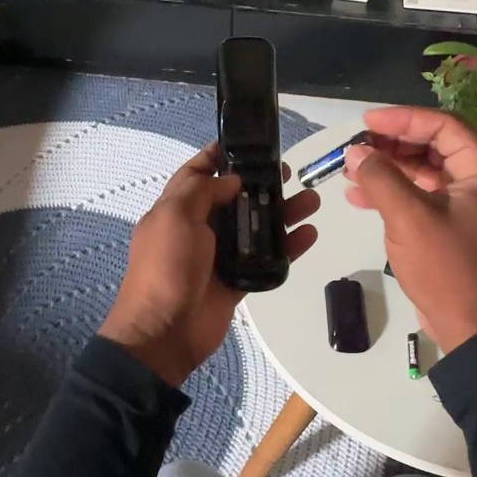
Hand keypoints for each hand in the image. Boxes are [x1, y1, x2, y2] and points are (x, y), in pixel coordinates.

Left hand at [100, 145, 320, 385]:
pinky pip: (267, 259)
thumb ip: (203, 191)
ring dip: (282, 213)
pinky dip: (287, 247)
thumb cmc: (165, 267)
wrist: (164, 332)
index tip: (248, 143)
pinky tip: (308, 234)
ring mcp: (219, 256)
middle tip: (289, 173)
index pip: (197, 173)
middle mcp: (198, 229)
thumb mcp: (175, 216)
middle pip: (234, 198)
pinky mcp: (237, 281)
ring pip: (256, 227)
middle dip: (260, 183)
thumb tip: (232, 180)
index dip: (219, 156)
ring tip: (311, 200)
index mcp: (176, 209)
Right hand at [344, 107, 476, 351]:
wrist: (470, 325)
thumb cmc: (447, 268)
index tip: (366, 123)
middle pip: (434, 145)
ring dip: (389, 168)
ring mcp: (469, 202)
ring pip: (425, 170)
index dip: (402, 119)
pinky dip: (394, 192)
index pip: (443, 126)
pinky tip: (360, 196)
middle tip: (356, 146)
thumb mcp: (409, 218)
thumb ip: (380, 178)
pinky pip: (422, 194)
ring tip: (351, 169)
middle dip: (392, 144)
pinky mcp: (454, 223)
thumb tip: (355, 152)